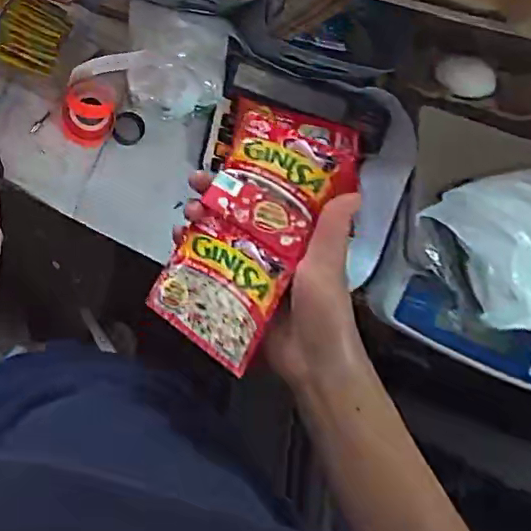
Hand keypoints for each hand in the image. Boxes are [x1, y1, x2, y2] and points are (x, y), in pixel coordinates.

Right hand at [175, 171, 364, 387]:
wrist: (314, 366)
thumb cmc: (326, 311)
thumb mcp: (328, 265)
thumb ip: (333, 230)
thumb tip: (353, 190)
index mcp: (292, 238)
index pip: (264, 198)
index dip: (243, 179)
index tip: (225, 164)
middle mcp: (267, 248)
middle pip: (233, 213)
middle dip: (212, 194)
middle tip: (194, 183)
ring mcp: (247, 270)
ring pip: (216, 234)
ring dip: (198, 219)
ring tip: (187, 214)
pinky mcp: (231, 291)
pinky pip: (207, 265)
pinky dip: (190, 251)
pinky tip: (177, 242)